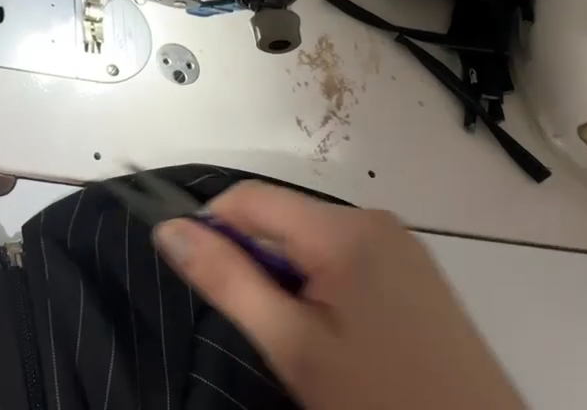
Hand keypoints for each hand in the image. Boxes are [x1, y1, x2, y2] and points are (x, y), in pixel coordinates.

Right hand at [153, 183, 524, 409]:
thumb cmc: (382, 402)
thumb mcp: (293, 347)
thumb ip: (227, 280)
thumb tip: (168, 228)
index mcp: (344, 229)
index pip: (250, 197)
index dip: (212, 228)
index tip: (202, 278)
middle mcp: (374, 220)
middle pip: (283, 218)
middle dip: (257, 259)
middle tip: (262, 326)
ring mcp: (403, 246)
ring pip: (312, 240)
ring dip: (289, 275)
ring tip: (303, 340)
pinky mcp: (418, 273)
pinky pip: (346, 257)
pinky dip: (323, 284)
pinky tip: (339, 338)